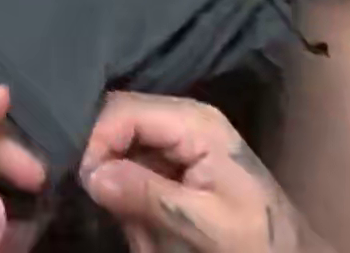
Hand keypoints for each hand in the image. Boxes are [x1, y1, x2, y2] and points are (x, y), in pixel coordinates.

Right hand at [81, 92, 331, 252]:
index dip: (95, 139)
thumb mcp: (210, 230)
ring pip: (122, 142)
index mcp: (194, 121)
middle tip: (103, 205)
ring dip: (120, 184)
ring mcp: (180, 134)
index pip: (122, 111)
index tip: (84, 181)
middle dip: (106, 163)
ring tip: (136, 229)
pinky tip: (145, 227)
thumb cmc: (265, 249)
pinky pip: (136, 161)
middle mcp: (182, 115)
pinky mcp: (178, 155)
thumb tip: (90, 176)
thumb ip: (149, 196)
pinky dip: (133, 194)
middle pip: (118, 121)